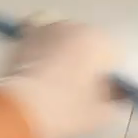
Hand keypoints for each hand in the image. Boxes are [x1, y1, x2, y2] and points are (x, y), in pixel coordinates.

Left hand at [0, 18, 120, 137]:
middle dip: (88, 59)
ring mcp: (51, 25)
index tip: (101, 93)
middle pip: (90, 42)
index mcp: (101, 42)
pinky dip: (43, 37)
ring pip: (67, 34)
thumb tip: (114, 91)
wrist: (23, 106)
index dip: (109, 76)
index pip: (114, 55)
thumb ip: (114, 98)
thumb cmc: (67, 110)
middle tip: (78, 86)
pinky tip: (40, 54)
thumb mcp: (101, 112)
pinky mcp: (28, 30)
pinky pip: (41, 28)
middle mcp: (78, 26)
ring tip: (55, 74)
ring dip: (66, 48)